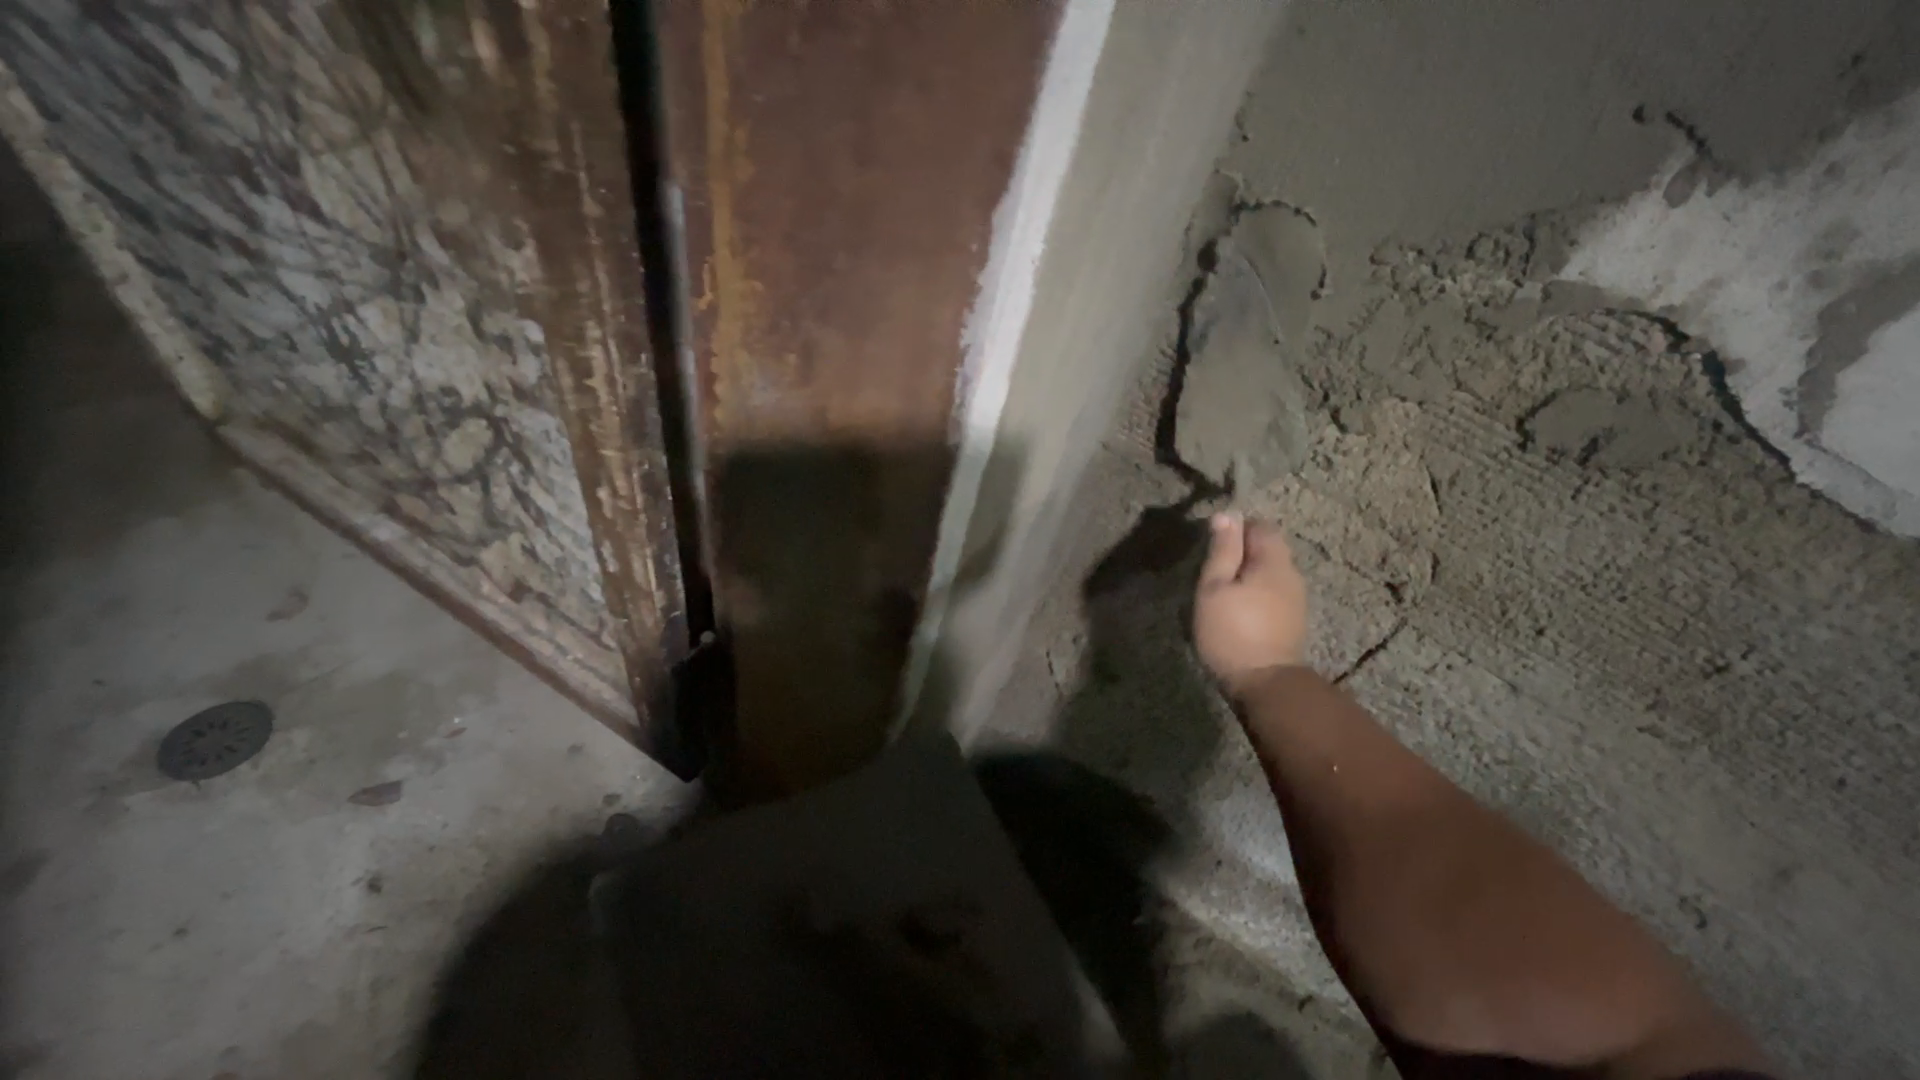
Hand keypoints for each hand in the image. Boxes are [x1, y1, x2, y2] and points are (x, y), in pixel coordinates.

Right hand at [1193, 514, 1309, 696]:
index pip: (1261, 525)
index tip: (1214, 545)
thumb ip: (1223, 550)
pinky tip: (1239, 611)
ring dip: (1249, 575)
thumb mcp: (1215, 587)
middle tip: (1214, 571)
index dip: (1237, 528)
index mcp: (1274, 561)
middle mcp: (1292, 574)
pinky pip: (1274, 593)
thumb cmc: (1232, 631)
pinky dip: (1256, 593)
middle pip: (1268, 548)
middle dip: (1242, 552)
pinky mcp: (1293, 620)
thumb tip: (1227, 515)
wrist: (1265, 683)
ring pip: (1271, 572)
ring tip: (1223, 593)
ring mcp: (1296, 599)